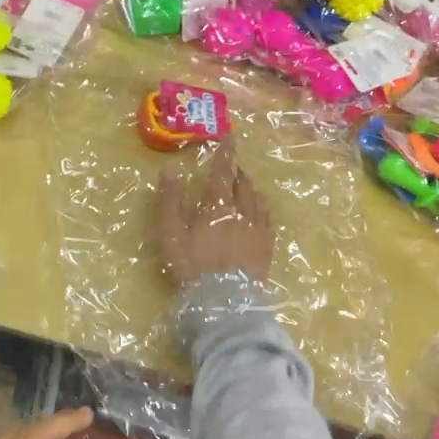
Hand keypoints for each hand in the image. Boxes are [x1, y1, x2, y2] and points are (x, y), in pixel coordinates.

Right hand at [156, 140, 273, 286]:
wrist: (225, 302)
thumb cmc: (193, 266)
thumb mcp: (172, 233)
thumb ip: (171, 200)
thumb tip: (170, 169)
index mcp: (219, 205)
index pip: (223, 171)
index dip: (226, 152)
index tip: (230, 136)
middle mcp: (244, 212)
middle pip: (243, 183)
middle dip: (237, 171)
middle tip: (230, 165)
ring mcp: (259, 230)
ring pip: (257, 199)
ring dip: (249, 188)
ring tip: (243, 185)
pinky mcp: (268, 248)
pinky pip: (268, 219)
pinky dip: (261, 208)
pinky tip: (258, 212)